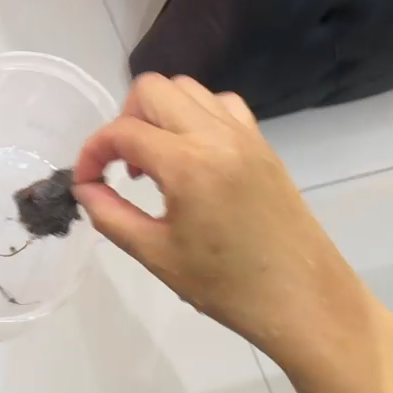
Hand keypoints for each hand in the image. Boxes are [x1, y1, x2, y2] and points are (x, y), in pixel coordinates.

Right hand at [73, 74, 384, 385]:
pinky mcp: (263, 144)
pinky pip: (221, 104)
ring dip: (159, 113)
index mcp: (188, 164)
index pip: (122, 132)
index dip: (92, 152)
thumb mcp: (156, 255)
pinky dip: (195, 115)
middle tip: (122, 164)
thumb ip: (110, 214)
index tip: (85, 180)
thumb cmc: (228, 288)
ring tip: (155, 159)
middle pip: (151, 89)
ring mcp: (244, 135)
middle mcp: (216, 135)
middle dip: (124, 120)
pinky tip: (193, 153)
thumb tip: (84, 188)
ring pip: (186, 88)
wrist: (308, 304)